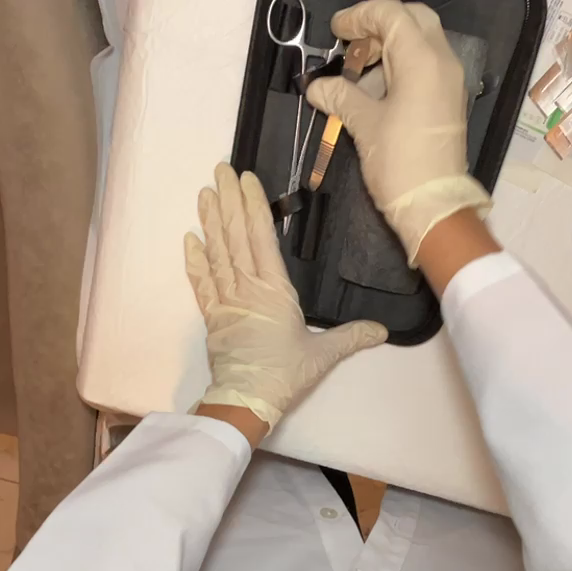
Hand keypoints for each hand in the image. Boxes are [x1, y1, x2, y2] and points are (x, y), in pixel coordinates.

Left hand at [186, 163, 387, 428]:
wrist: (246, 400)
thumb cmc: (284, 374)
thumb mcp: (323, 355)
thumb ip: (351, 337)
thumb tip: (381, 330)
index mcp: (274, 290)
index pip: (261, 237)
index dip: (253, 205)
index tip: (245, 179)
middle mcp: (247, 287)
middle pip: (235, 236)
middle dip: (228, 201)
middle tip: (220, 169)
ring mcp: (226, 301)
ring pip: (216, 253)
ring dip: (210, 221)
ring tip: (205, 192)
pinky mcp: (212, 318)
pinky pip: (201, 283)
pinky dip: (195, 260)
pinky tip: (189, 238)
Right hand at [305, 0, 489, 264]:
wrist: (433, 206)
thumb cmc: (398, 163)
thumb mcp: (364, 126)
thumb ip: (341, 97)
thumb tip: (316, 87)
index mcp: (421, 58)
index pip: (390, 14)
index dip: (359, 17)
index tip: (336, 31)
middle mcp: (442, 60)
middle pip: (412, 20)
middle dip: (379, 26)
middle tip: (352, 46)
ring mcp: (450, 81)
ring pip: (421, 43)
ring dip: (390, 48)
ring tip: (361, 72)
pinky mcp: (450, 102)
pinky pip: (428, 67)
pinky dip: (403, 67)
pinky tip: (380, 90)